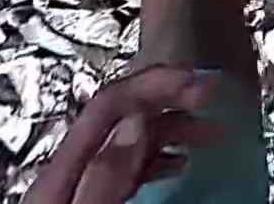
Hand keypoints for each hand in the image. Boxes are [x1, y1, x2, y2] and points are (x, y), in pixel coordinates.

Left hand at [23, 66, 220, 203]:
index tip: (196, 83)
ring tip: (210, 129)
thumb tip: (135, 121)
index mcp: (63, 173)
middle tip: (209, 94)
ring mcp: (83, 191)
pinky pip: (131, 168)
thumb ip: (103, 181)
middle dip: (167, 96)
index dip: (153, 83)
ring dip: (172, 124)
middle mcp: (73, 173)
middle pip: (122, 115)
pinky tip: (182, 163)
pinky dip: (161, 155)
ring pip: (131, 139)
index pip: (109, 105)